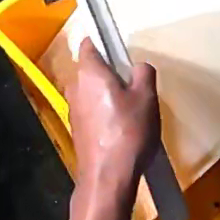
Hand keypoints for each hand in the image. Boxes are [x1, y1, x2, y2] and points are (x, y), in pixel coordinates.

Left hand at [64, 38, 160, 194]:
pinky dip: (104, 111)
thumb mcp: (146, 97)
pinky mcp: (77, 129)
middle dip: (110, 71)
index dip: (103, 42)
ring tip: (132, 106)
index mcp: (89, 72)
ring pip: (92, 91)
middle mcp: (75, 87)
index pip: (89, 44)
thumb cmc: (128, 131)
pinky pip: (92, 110)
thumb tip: (138, 67)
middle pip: (91, 68)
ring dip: (108, 93)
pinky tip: (122, 126)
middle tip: (134, 82)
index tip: (120, 48)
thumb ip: (143, 73)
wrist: (108, 177)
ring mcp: (73, 110)